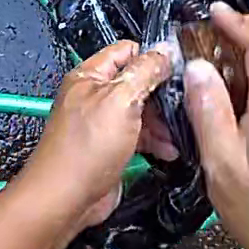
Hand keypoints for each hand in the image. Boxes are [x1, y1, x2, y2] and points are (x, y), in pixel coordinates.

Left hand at [23, 40, 173, 233]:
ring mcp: (102, 123)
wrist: (66, 198)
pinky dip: (155, 141)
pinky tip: (169, 151)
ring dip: (162, 121)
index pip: (127, 51)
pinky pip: (138, 136)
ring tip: (177, 133)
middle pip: (137, 82)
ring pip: (141, 111)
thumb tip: (164, 50)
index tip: (178, 69)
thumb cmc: (84, 149)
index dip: (153, 57)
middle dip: (161, 94)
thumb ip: (144, 71)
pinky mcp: (110, 147)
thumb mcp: (120, 100)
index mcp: (90, 76)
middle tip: (182, 104)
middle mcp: (94, 96)